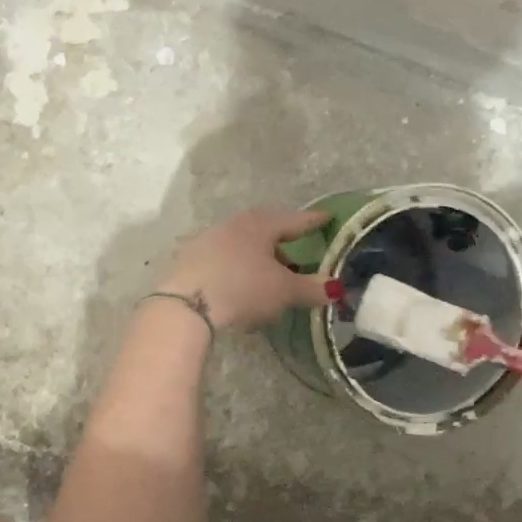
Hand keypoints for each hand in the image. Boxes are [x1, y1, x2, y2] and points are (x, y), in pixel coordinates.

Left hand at [154, 208, 335, 330]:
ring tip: (266, 278)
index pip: (295, 220)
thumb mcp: (283, 291)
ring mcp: (207, 240)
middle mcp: (233, 224)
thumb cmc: (243, 288)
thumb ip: (311, 287)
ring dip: (256, 258)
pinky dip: (235, 269)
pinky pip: (222, 260)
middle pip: (264, 230)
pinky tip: (238, 287)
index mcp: (260, 224)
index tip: (327, 217)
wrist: (186, 304)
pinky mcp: (188, 260)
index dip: (314, 221)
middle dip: (281, 243)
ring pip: (241, 245)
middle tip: (295, 257)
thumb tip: (335, 287)